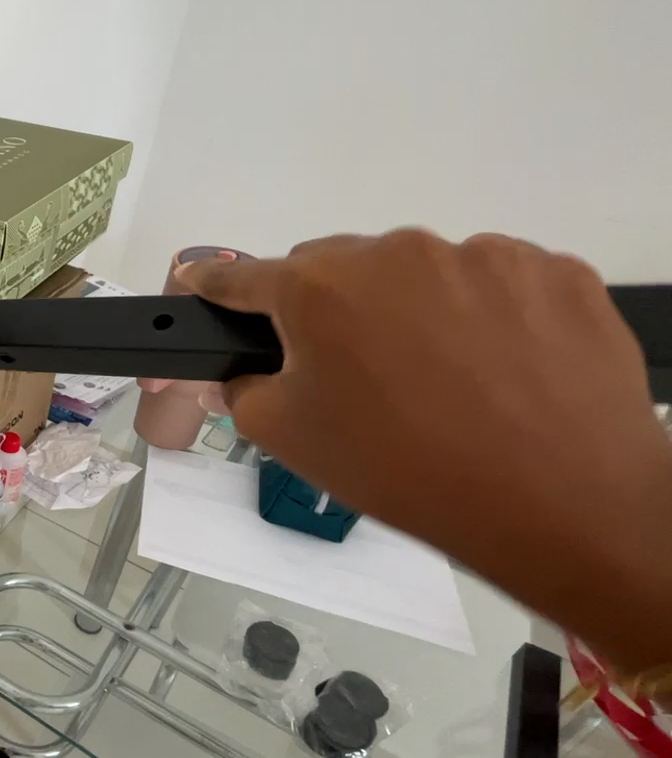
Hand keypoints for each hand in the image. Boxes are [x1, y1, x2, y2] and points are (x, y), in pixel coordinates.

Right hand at [179, 230, 671, 560]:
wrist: (559, 505)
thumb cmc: (395, 466)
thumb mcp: (278, 432)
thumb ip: (238, 386)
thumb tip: (241, 370)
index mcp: (315, 287)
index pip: (238, 275)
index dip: (211, 286)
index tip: (197, 285)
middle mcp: (395, 253)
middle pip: (329, 266)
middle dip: (320, 305)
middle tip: (340, 367)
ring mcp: (484, 256)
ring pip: (410, 270)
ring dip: (398, 305)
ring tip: (424, 372)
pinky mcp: (556, 274)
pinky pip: (486, 280)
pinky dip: (471, 310)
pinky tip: (483, 363)